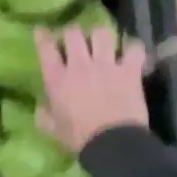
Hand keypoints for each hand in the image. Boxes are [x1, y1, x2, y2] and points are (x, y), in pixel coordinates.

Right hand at [35, 25, 147, 152]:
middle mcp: (79, 65)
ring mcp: (106, 65)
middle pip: (73, 32)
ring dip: (100, 36)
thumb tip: (42, 103)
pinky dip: (133, 47)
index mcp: (57, 78)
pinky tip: (130, 52)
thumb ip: (44, 112)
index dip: (43, 35)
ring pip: (102, 33)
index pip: (45, 47)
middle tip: (75, 41)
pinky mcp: (129, 71)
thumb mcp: (51, 128)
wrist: (112, 144)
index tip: (42, 31)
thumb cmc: (78, 138)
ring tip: (102, 43)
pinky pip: (134, 48)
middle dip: (73, 33)